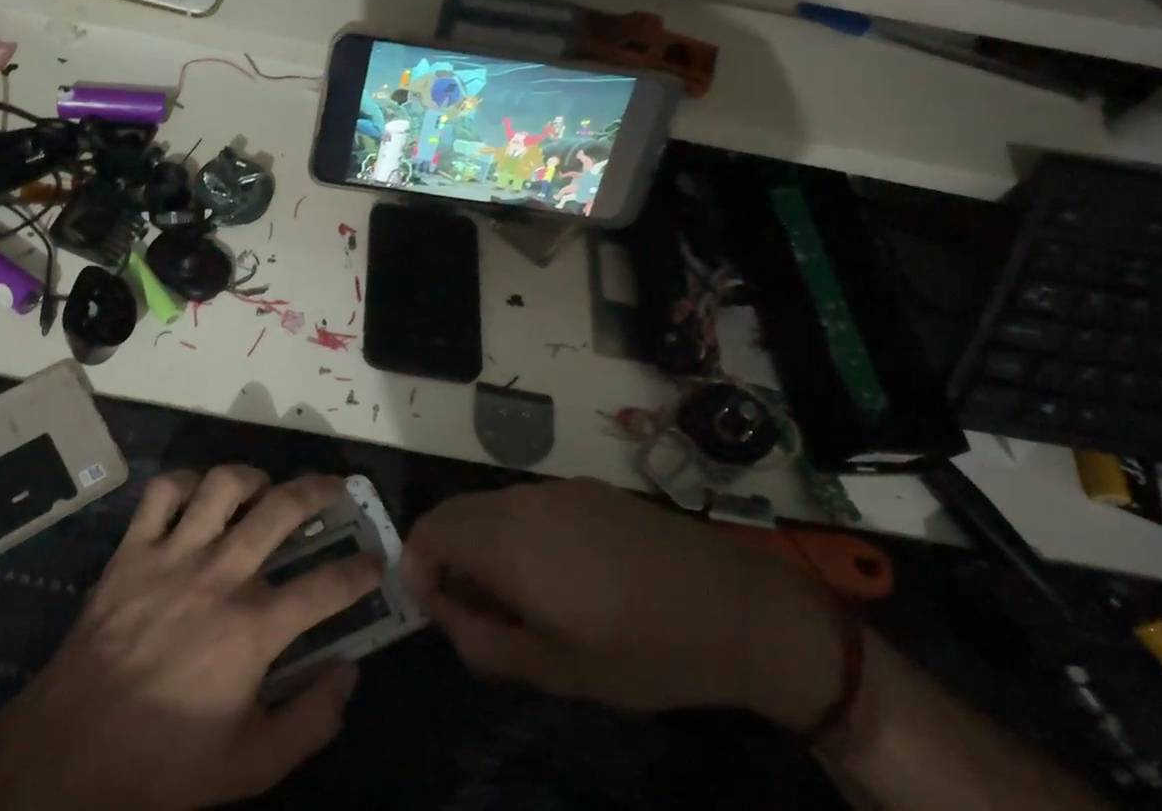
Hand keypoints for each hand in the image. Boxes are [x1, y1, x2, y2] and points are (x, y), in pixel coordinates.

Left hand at [0, 467, 381, 810]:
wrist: (72, 746)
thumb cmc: (163, 760)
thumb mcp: (252, 765)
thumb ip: (312, 720)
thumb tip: (349, 672)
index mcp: (253, 630)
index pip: (329, 585)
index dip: (363, 569)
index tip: (377, 561)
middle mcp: (218, 577)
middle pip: (281, 510)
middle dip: (320, 491)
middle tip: (336, 490)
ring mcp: (170, 556)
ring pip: (222, 486)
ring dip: (254, 477)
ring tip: (267, 487)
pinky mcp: (130, 551)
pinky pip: (161, 493)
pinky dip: (186, 482)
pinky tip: (200, 495)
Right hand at [401, 479, 843, 728]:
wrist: (744, 612)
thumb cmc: (645, 651)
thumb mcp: (555, 669)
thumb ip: (481, 642)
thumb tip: (444, 612)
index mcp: (507, 542)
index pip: (426, 534)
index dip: (417, 571)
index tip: (442, 612)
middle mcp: (524, 502)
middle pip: (453, 514)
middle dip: (445, 557)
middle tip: (474, 609)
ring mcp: (560, 491)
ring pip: (490, 507)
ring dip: (482, 544)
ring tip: (520, 596)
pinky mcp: (592, 491)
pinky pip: (529, 505)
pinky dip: (517, 533)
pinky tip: (562, 574)